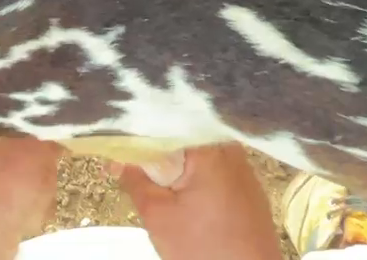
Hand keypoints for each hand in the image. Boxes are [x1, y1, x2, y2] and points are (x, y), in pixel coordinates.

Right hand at [115, 144, 286, 259]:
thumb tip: (115, 157)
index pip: (164, 119)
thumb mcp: (157, 215)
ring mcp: (244, 166)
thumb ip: (134, 178)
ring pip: (198, 147)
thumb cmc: (203, 251)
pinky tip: (184, 187)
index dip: (137, 127)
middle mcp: (229, 146)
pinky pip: (215, 163)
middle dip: (156, 141)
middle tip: (133, 155)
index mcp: (207, 145)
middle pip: (182, 130)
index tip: (117, 135)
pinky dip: (196, 169)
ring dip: (176, 156)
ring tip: (156, 171)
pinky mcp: (251, 185)